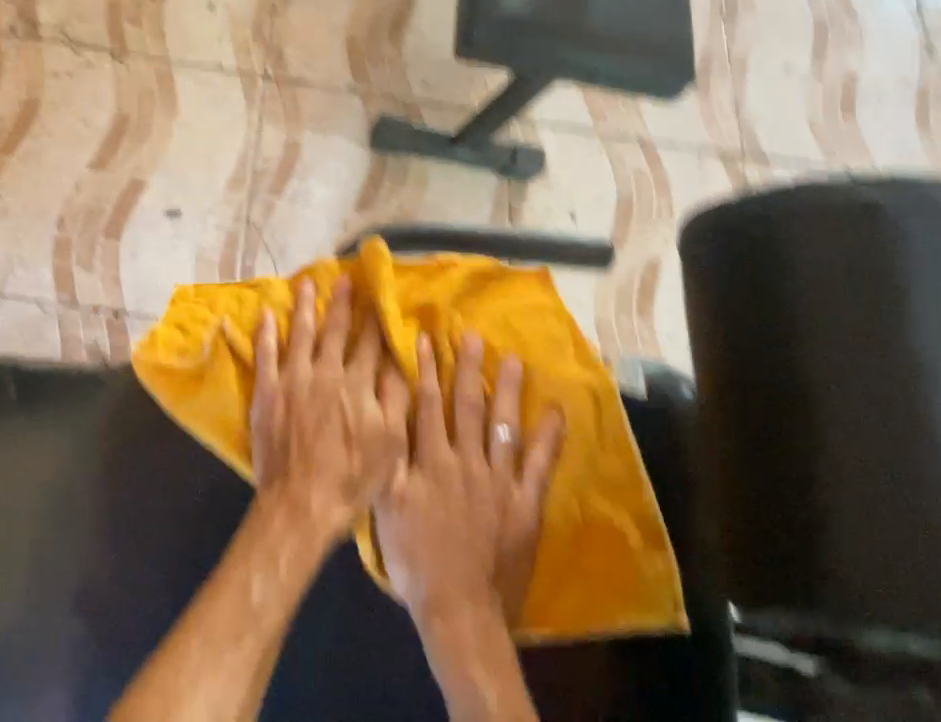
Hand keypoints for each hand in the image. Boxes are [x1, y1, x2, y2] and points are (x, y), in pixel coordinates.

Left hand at [249, 277, 411, 539]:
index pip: (370, 345)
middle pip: (335, 332)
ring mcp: (293, 379)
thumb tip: (400, 361)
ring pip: (300, 334)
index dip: (375, 321)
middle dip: (342, 304)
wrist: (302, 500)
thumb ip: (395, 399)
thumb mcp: (390, 443)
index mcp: (358, 385)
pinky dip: (265, 332)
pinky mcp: (267, 391)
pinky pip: (264, 354)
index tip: (377, 297)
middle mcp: (326, 373)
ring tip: (306, 283)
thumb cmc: (352, 478)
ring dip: (304, 307)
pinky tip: (265, 314)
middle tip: (344, 279)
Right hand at [375, 331, 565, 628]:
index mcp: (430, 461)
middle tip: (474, 335)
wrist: (459, 605)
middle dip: (469, 368)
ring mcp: (500, 481)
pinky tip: (555, 411)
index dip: (426, 370)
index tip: (426, 338)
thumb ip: (388, 457)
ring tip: (514, 360)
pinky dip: (549, 437)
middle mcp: (466, 461)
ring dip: (508, 390)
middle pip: (468, 406)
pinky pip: (540, 464)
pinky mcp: (525, 503)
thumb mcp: (385, 505)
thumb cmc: (414, 557)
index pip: (427, 404)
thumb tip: (385, 412)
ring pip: (504, 425)